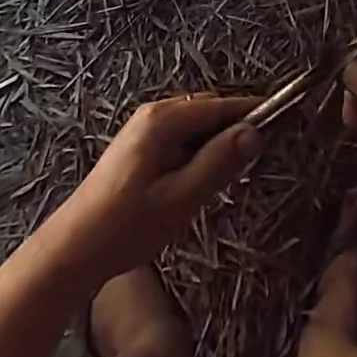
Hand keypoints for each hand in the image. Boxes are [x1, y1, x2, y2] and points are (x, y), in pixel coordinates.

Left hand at [47, 95, 262, 281]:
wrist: (72, 251)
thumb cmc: (126, 227)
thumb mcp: (181, 198)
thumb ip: (219, 163)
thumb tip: (254, 132)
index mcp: (162, 119)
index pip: (221, 105)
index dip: (253, 112)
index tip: (284, 121)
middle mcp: (153, 114)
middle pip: (209, 112)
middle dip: (234, 131)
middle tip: (255, 163)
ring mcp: (144, 129)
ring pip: (196, 128)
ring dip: (216, 146)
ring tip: (230, 179)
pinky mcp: (140, 146)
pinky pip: (182, 139)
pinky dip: (199, 154)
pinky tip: (201, 183)